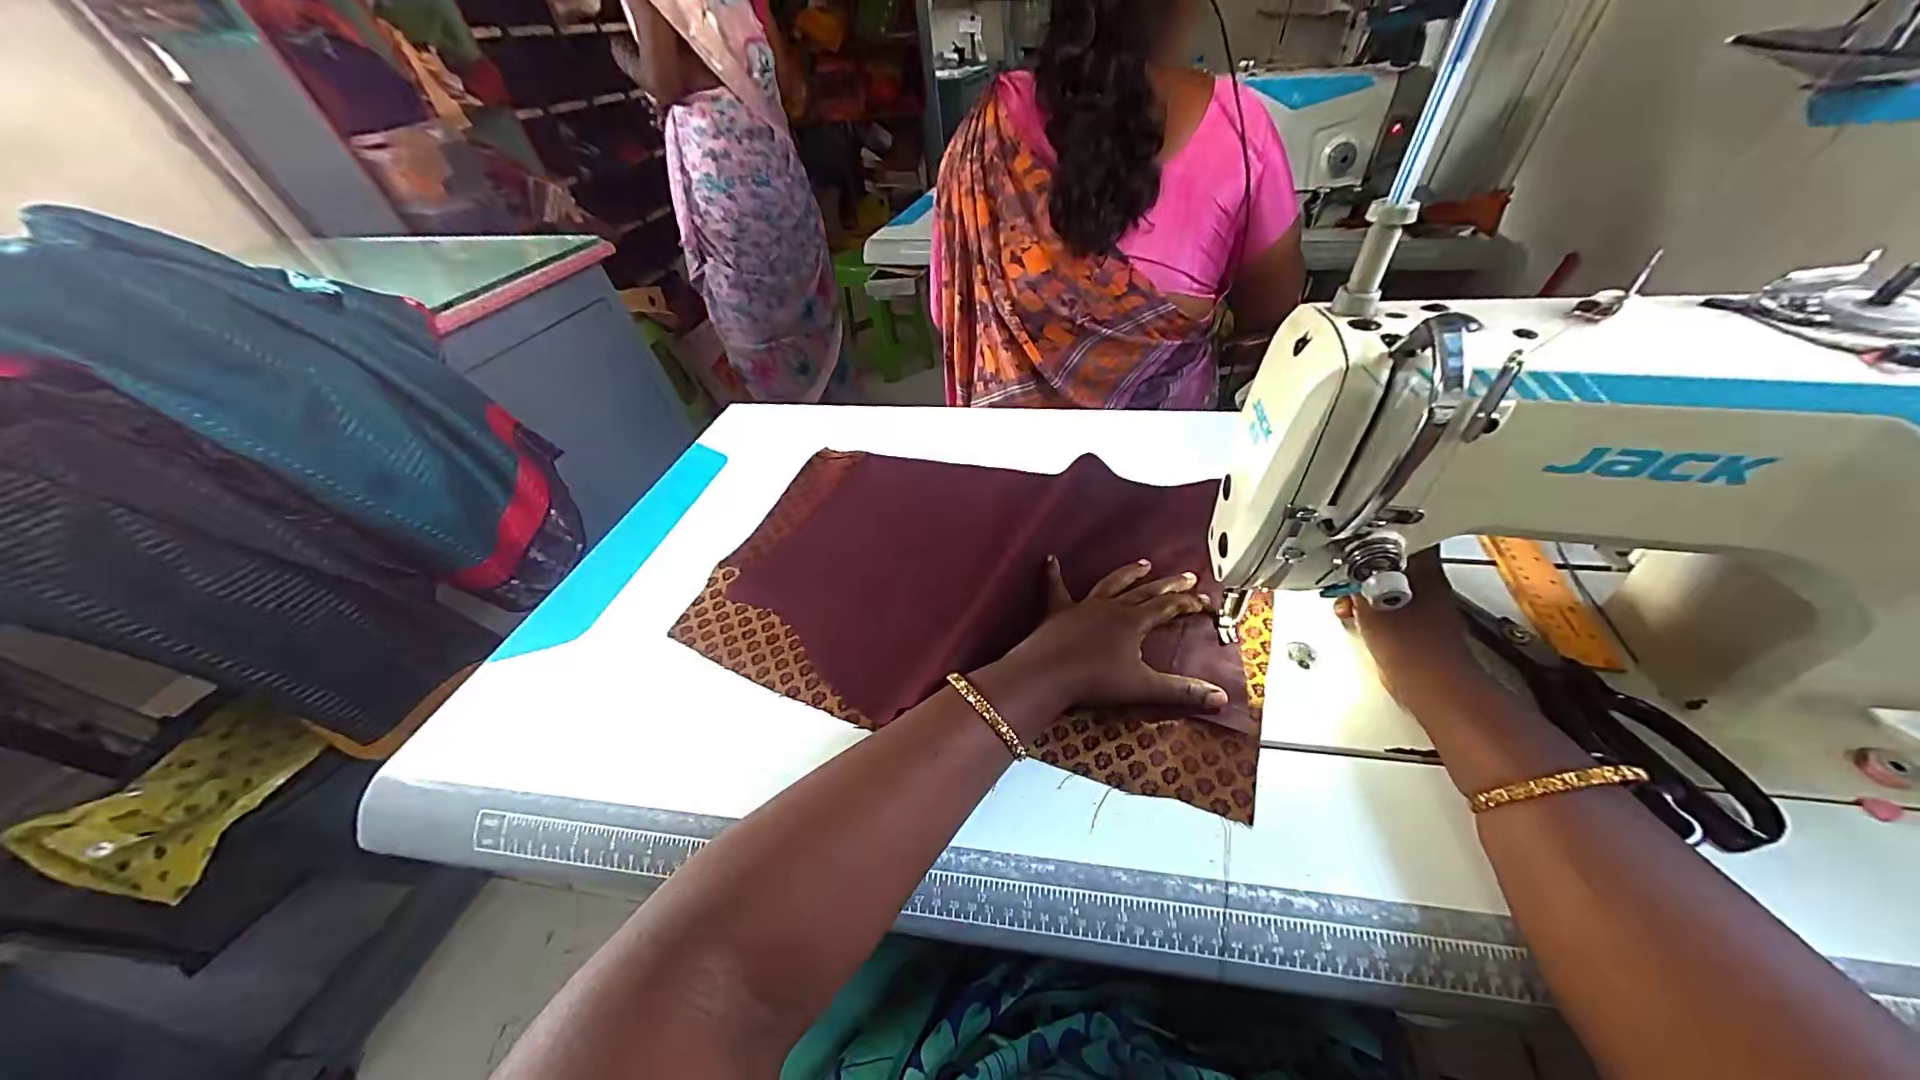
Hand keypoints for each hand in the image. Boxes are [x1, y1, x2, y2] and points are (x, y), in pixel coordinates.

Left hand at [984, 557, 1229, 727]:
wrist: (1047, 673)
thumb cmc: (1094, 681)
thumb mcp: (1143, 687)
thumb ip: (1182, 691)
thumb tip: (1220, 698)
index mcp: (1133, 622)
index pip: (1168, 607)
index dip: (1189, 603)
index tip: (1205, 601)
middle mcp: (1111, 607)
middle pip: (1145, 591)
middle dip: (1169, 584)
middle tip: (1186, 577)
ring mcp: (1083, 606)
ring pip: (1111, 584)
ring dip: (1128, 574)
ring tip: (1143, 564)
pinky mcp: (1057, 612)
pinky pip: (1055, 588)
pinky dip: (1053, 574)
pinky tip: (1050, 560)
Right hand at [1335, 551, 1482, 705]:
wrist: (1430, 685)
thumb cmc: (1412, 647)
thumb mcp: (1369, 604)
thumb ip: (1358, 581)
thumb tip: (1349, 567)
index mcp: (1426, 571)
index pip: (1400, 539)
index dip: (1372, 541)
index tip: (1352, 547)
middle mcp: (1430, 586)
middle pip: (1391, 563)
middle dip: (1362, 571)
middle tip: (1345, 582)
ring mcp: (1425, 606)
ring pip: (1388, 586)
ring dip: (1364, 592)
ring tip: (1348, 605)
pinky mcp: (1417, 626)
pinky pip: (1389, 607)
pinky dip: (1371, 610)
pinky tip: (1360, 621)